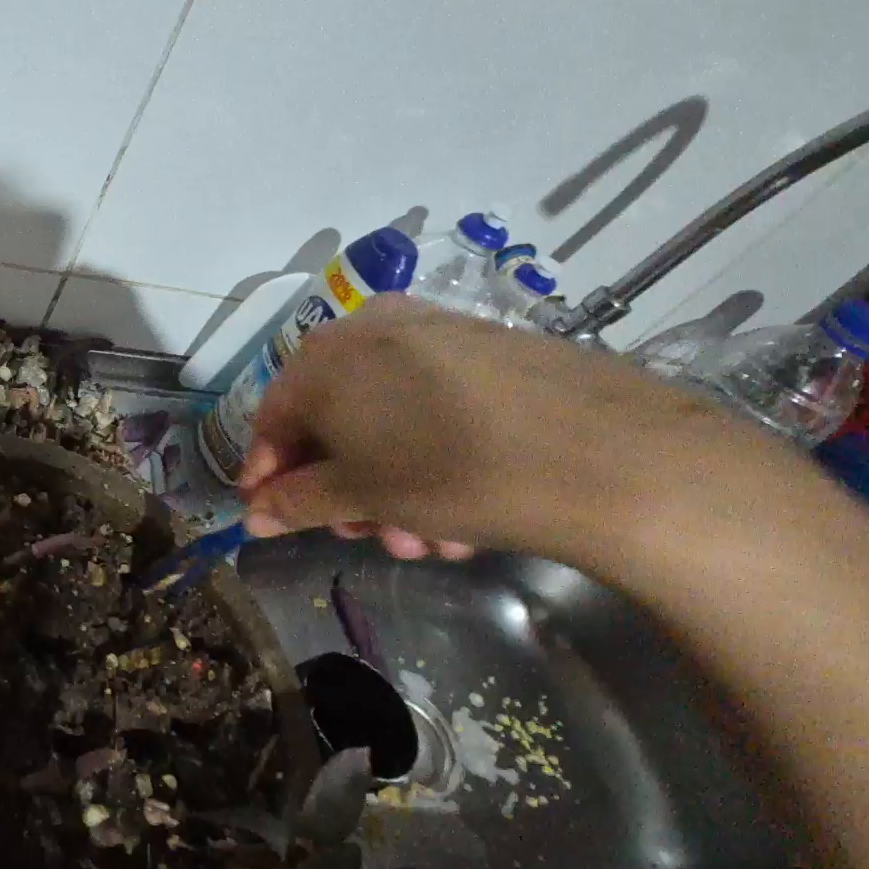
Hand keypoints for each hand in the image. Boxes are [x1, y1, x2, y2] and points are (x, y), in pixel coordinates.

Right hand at [237, 294, 750, 561]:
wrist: (616, 457)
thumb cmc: (454, 474)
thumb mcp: (362, 497)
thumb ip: (295, 503)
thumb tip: (252, 517)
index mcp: (323, 360)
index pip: (270, 421)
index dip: (268, 475)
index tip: (274, 518)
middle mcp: (369, 331)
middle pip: (328, 420)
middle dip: (342, 488)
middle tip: (366, 536)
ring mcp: (433, 331)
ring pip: (382, 416)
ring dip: (388, 484)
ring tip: (427, 538)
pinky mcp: (488, 346)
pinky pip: (429, 402)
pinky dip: (427, 454)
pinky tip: (460, 509)